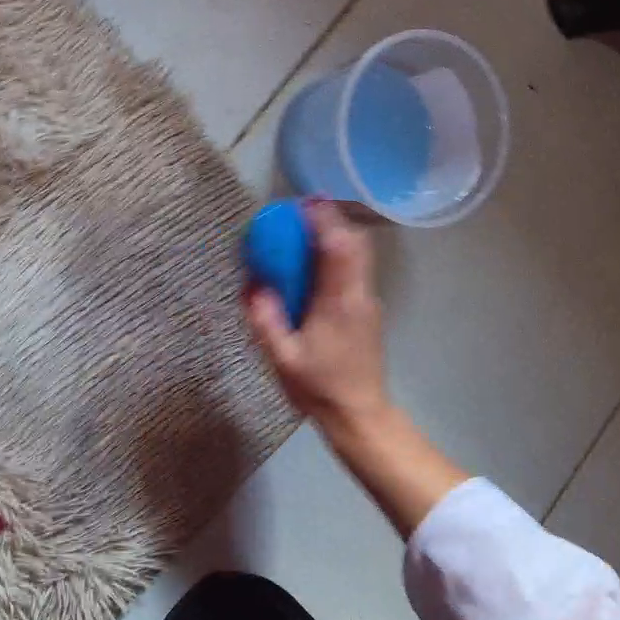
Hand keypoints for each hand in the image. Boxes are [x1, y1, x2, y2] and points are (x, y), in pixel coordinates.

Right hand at [243, 201, 390, 439]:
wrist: (360, 416)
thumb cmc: (320, 388)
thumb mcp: (282, 359)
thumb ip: (265, 321)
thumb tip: (252, 286)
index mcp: (339, 303)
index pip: (338, 248)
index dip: (323, 220)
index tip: (302, 203)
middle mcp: (359, 295)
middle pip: (354, 242)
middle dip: (330, 221)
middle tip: (299, 214)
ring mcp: (367, 302)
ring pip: (357, 255)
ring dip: (334, 237)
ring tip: (302, 235)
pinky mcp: (367, 311)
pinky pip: (353, 271)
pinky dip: (335, 257)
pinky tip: (312, 268)